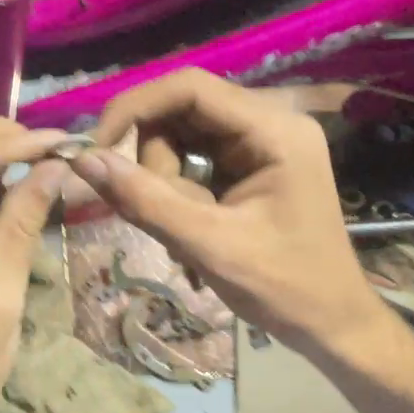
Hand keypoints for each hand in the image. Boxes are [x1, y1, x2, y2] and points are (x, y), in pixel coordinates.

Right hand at [70, 69, 391, 359]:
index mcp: (275, 130)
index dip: (134, 108)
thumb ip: (144, 199)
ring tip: (181, 226)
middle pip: (179, 110)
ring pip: (177, 133)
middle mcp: (268, 121)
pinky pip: (188, 154)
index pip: (189, 88)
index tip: (97, 149)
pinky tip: (187, 221)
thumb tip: (81, 160)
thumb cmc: (283, 287)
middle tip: (153, 208)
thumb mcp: (207, 244)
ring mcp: (258, 141)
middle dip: (152, 157)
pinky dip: (173, 186)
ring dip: (162, 177)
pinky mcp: (246, 161)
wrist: (331, 324)